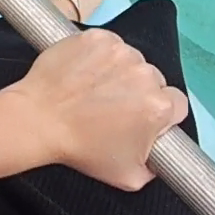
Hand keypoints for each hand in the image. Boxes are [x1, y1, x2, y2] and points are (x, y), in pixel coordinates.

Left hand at [3, 30, 188, 190]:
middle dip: (137, 91)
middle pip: (153, 79)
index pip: (176, 104)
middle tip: (111, 106)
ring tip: (92, 89)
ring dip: (117, 71)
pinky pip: (108, 44)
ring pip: (130, 60)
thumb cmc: (78, 147)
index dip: (159, 114)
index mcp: (159, 106)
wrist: (37, 120)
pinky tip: (84, 74)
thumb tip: (159, 158)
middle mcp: (144, 74)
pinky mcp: (97, 37)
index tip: (141, 118)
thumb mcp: (129, 176)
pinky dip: (98, 55)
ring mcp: (119, 52)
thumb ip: (154, 166)